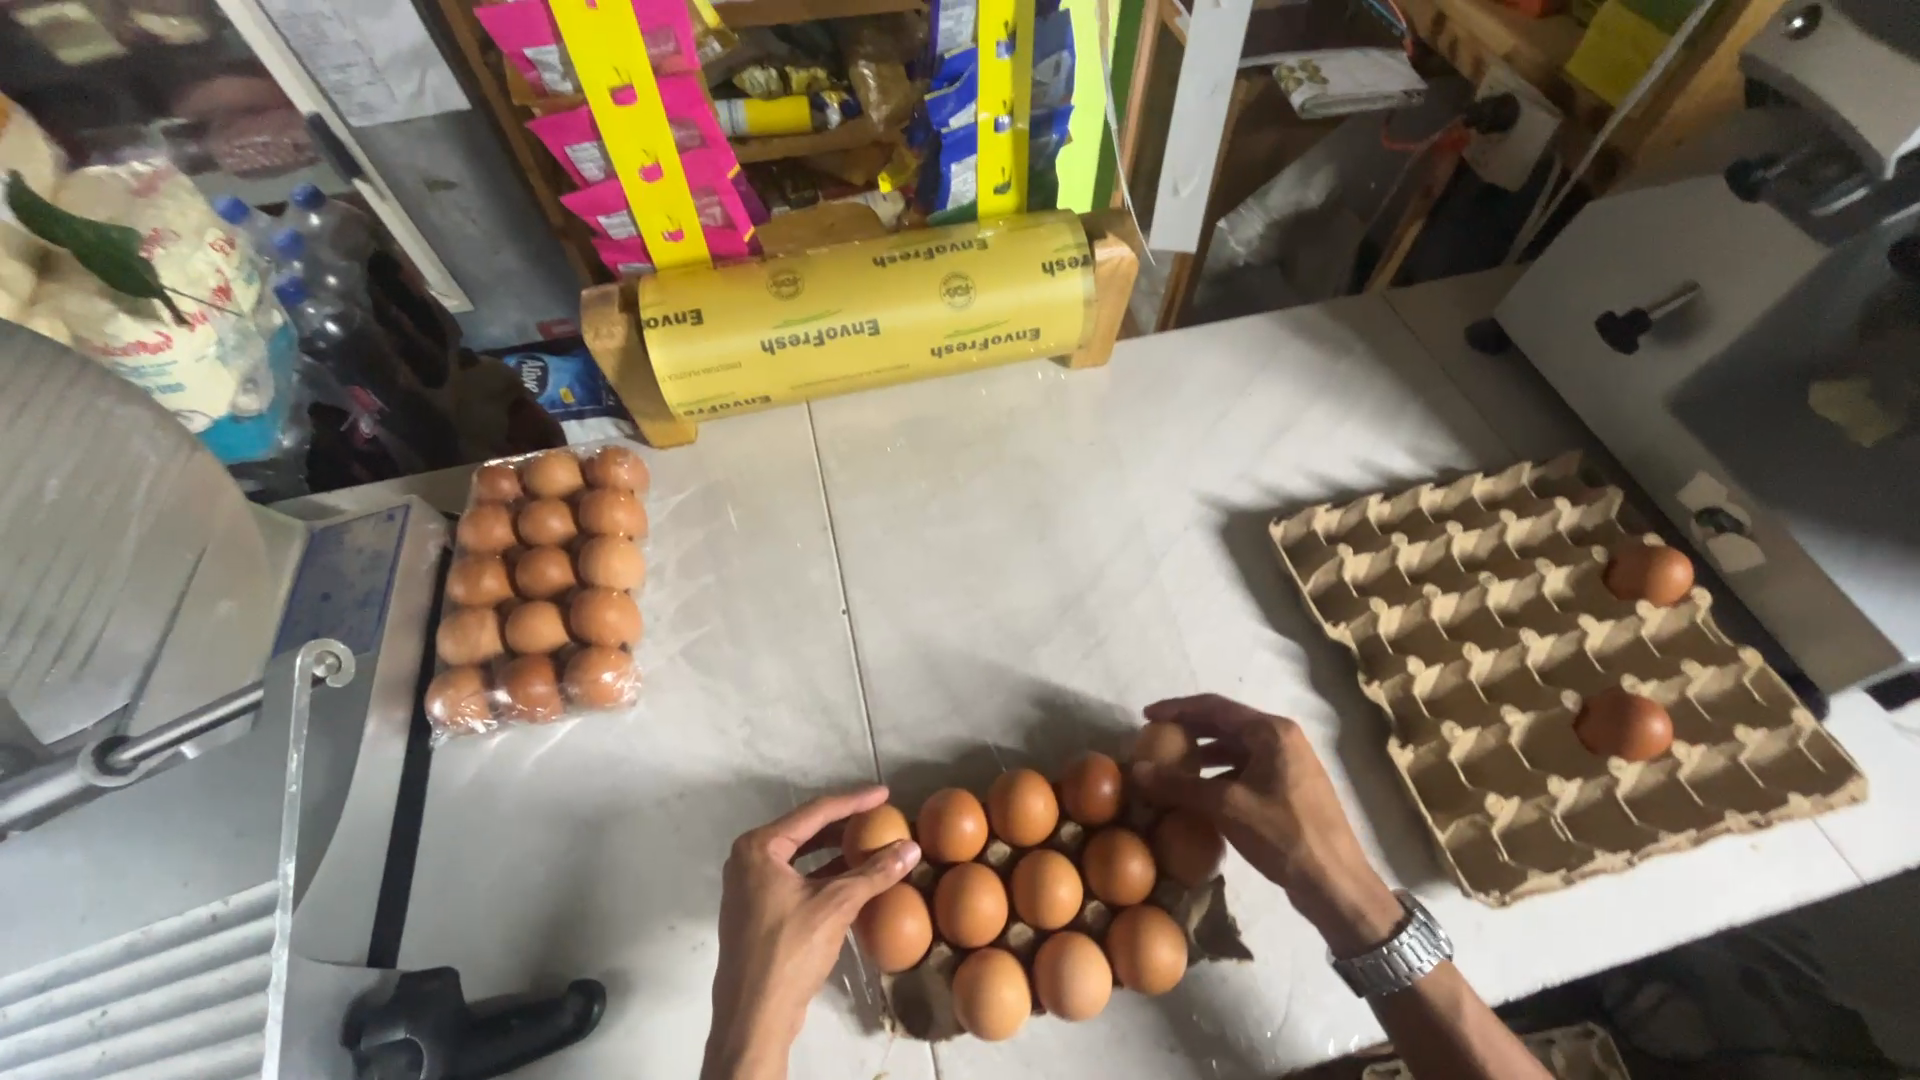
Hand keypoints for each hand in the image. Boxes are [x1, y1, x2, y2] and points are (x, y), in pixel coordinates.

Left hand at [704, 787, 920, 1079]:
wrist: (754, 1017)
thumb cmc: (789, 950)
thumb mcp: (836, 905)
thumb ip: (874, 873)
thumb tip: (912, 848)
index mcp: (759, 847)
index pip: (815, 812)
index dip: (853, 802)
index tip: (884, 794)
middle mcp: (749, 860)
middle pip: (806, 831)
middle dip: (845, 825)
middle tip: (880, 817)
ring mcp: (751, 887)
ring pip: (803, 857)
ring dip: (837, 851)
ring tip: (872, 843)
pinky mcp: (760, 912)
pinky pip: (798, 879)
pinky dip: (826, 875)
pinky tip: (855, 878)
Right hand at [1131, 695, 1403, 957]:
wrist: (1336, 885)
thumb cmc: (1283, 835)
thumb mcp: (1226, 806)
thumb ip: (1179, 784)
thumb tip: (1135, 770)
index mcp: (1271, 732)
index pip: (1214, 706)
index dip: (1176, 708)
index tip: (1146, 716)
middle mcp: (1283, 739)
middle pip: (1225, 723)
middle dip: (1188, 729)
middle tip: (1156, 738)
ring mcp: (1289, 764)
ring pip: (1236, 747)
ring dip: (1203, 752)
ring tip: (1173, 764)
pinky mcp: (1290, 788)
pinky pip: (1246, 768)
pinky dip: (1220, 772)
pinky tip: (1201, 791)